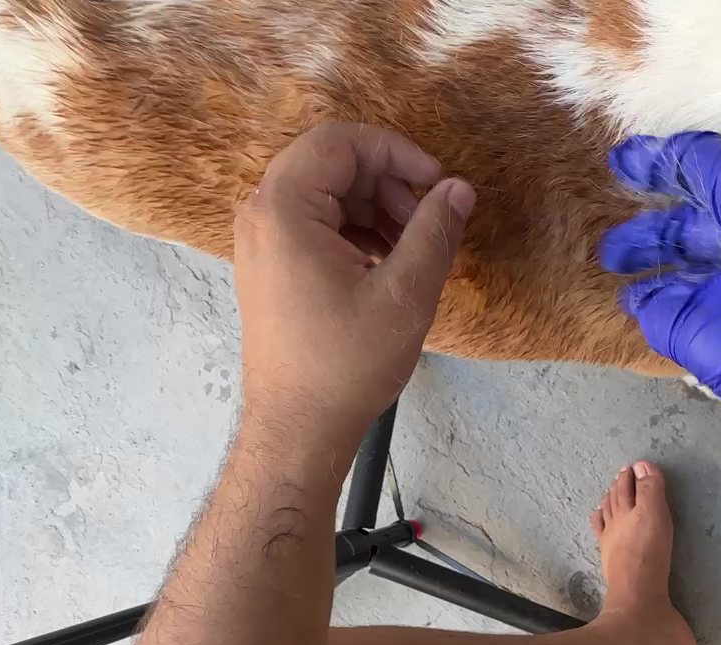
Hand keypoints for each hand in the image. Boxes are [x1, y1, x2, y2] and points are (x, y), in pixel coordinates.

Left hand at [232, 122, 474, 444]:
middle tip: (428, 222)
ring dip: (374, 210)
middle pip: (331, 166)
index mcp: (285, 209)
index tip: (438, 183)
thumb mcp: (405, 295)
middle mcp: (261, 215)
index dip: (397, 153)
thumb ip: (434, 233)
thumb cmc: (347, 365)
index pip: (341, 142)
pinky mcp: (270, 270)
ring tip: (412, 251)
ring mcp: (261, 244)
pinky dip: (355, 234)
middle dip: (388, 184)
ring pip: (324, 197)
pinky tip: (386, 268)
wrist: (300, 426)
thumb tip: (459, 190)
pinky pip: (314, 228)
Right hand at [599, 132, 720, 478]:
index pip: (702, 162)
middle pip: (712, 211)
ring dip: (685, 268)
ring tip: (641, 290)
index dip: (654, 164)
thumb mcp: (708, 332)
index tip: (619, 169)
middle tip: (613, 255)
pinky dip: (717, 288)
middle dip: (658, 232)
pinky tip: (691, 314)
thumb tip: (642, 300)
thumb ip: (662, 311)